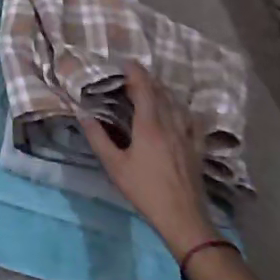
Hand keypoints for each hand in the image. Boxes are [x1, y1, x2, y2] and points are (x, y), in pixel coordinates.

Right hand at [78, 61, 219, 259]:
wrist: (182, 217)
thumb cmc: (144, 190)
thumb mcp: (114, 165)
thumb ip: (98, 137)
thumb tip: (82, 113)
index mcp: (150, 125)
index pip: (144, 89)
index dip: (135, 73)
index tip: (125, 62)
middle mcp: (171, 124)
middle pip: (162, 93)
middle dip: (148, 79)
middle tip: (133, 73)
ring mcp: (187, 136)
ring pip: (177, 105)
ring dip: (164, 92)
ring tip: (152, 88)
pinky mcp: (196, 148)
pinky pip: (191, 120)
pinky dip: (182, 109)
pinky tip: (180, 111)